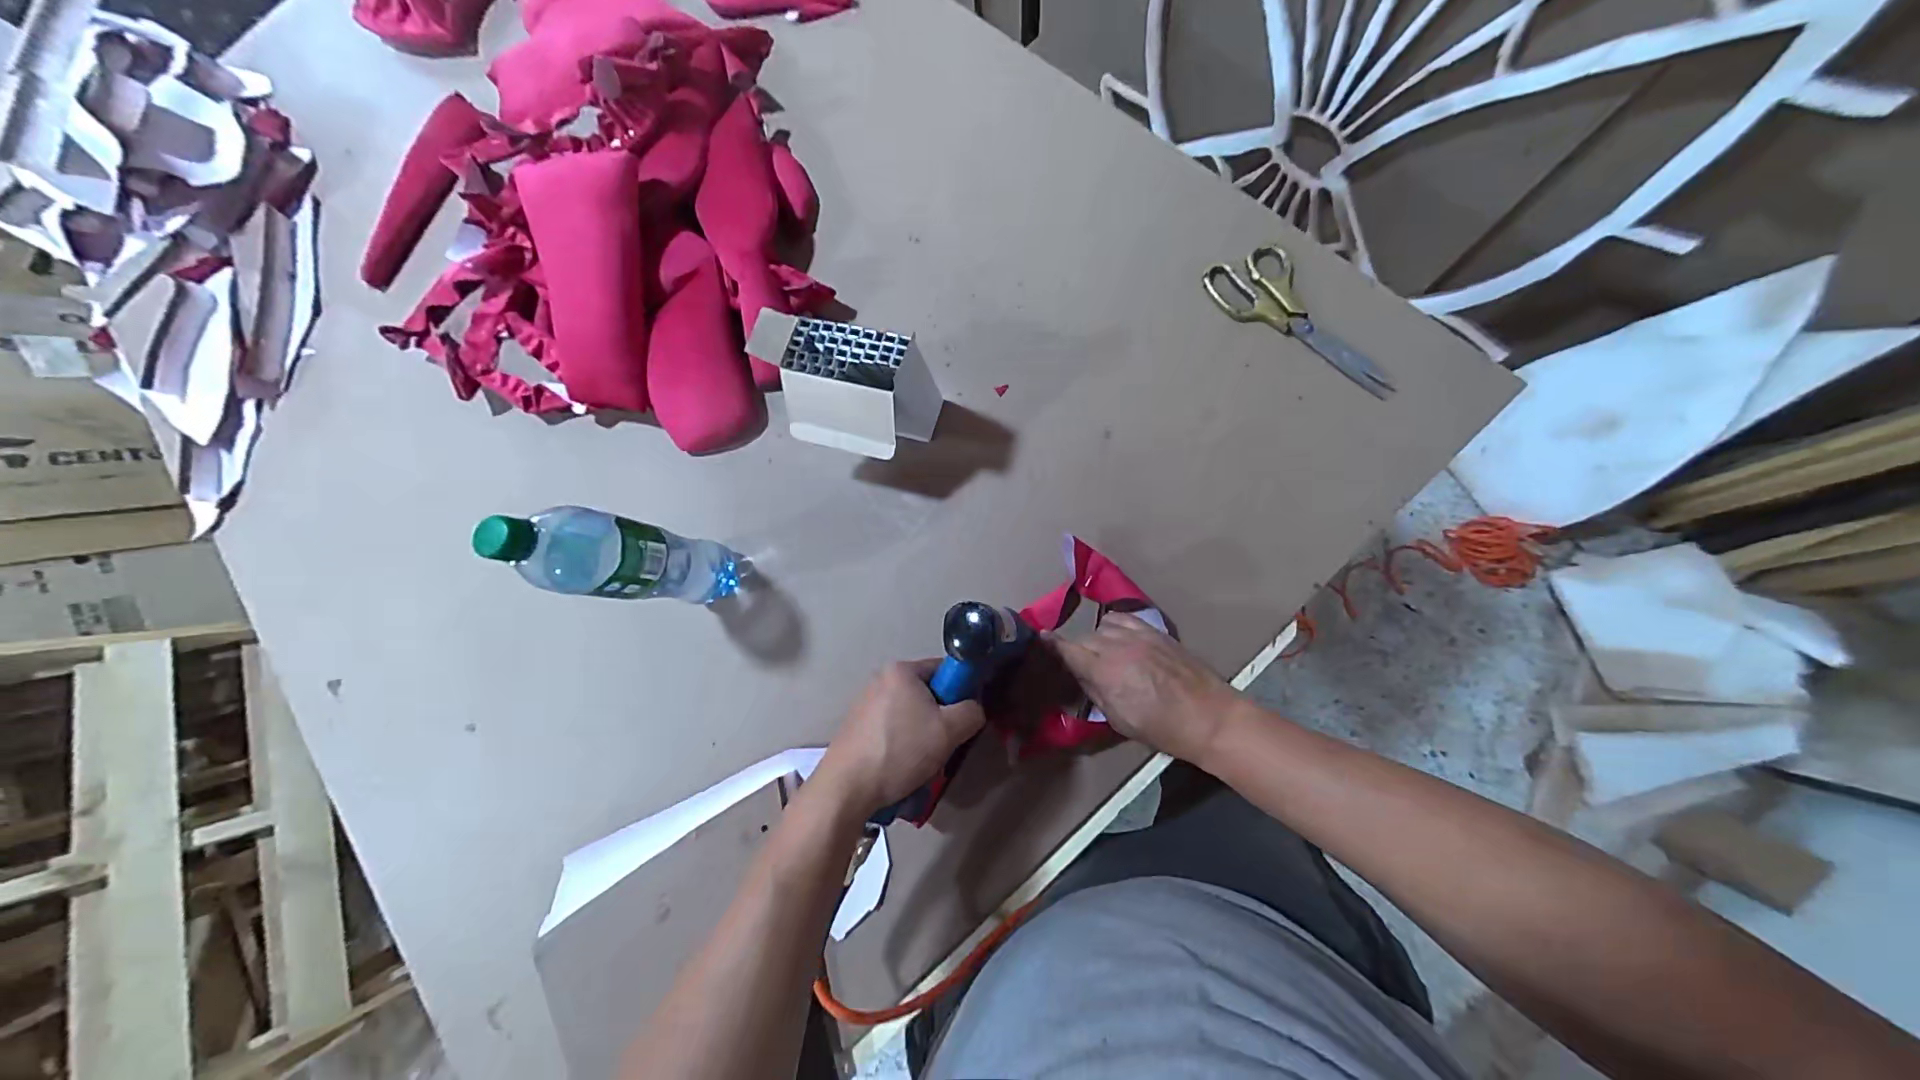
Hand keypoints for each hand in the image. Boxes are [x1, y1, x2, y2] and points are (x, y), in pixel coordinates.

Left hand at [814, 660, 986, 816]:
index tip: (964, 718)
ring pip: (911, 715)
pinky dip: (903, 744)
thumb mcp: (950, 730)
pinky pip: (893, 729)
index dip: (962, 692)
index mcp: (901, 670)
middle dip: (941, 718)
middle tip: (946, 743)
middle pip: (927, 693)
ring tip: (923, 761)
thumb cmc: (901, 751)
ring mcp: (865, 704)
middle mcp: (880, 679)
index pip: (945, 669)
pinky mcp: (856, 727)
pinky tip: (902, 766)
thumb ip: (972, 711)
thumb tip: (972, 709)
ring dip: (923, 735)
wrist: (847, 788)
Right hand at [1050, 611, 1241, 764]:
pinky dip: (1115, 625)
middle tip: (1081, 664)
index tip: (1041, 638)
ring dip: (1097, 638)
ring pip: (1104, 627)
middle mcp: (1118, 647)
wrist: (1209, 716)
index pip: (1068, 650)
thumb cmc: (1162, 728)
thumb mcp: (1119, 720)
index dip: (1052, 644)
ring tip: (1103, 652)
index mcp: (1105, 671)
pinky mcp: (1156, 631)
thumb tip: (1082, 675)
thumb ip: (1096, 693)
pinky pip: (1125, 619)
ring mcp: (1138, 635)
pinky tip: (1119, 636)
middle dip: (1078, 649)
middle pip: (1084, 638)